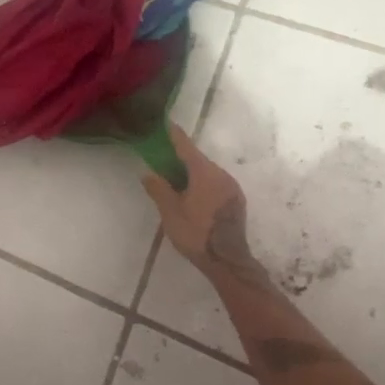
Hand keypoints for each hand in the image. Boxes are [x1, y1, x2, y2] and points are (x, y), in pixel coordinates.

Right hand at [141, 125, 262, 283]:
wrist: (228, 261)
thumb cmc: (196, 233)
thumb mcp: (170, 212)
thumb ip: (158, 189)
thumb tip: (147, 172)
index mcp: (205, 173)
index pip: (186, 147)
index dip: (174, 135)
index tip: (166, 124)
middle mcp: (222, 175)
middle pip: (199, 160)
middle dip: (182, 158)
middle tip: (164, 158)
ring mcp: (232, 188)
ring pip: (209, 174)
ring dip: (193, 173)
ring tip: (176, 181)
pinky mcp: (236, 202)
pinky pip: (216, 185)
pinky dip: (203, 184)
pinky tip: (193, 196)